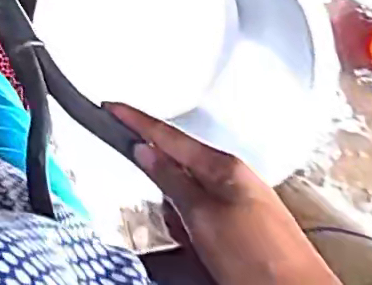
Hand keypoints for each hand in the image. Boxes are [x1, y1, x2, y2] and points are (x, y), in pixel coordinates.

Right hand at [107, 103, 339, 284]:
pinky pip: (204, 223)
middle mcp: (235, 183)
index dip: (135, 120)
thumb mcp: (202, 218)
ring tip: (195, 249)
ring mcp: (243, 209)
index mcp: (225, 168)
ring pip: (189, 200)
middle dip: (163, 190)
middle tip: (167, 215)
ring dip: (181, 220)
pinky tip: (205, 259)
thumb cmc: (262, 264)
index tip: (110, 106)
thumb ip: (169, 180)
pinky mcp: (246, 236)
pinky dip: (196, 237)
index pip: (168, 135)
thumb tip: (143, 150)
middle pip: (178, 169)